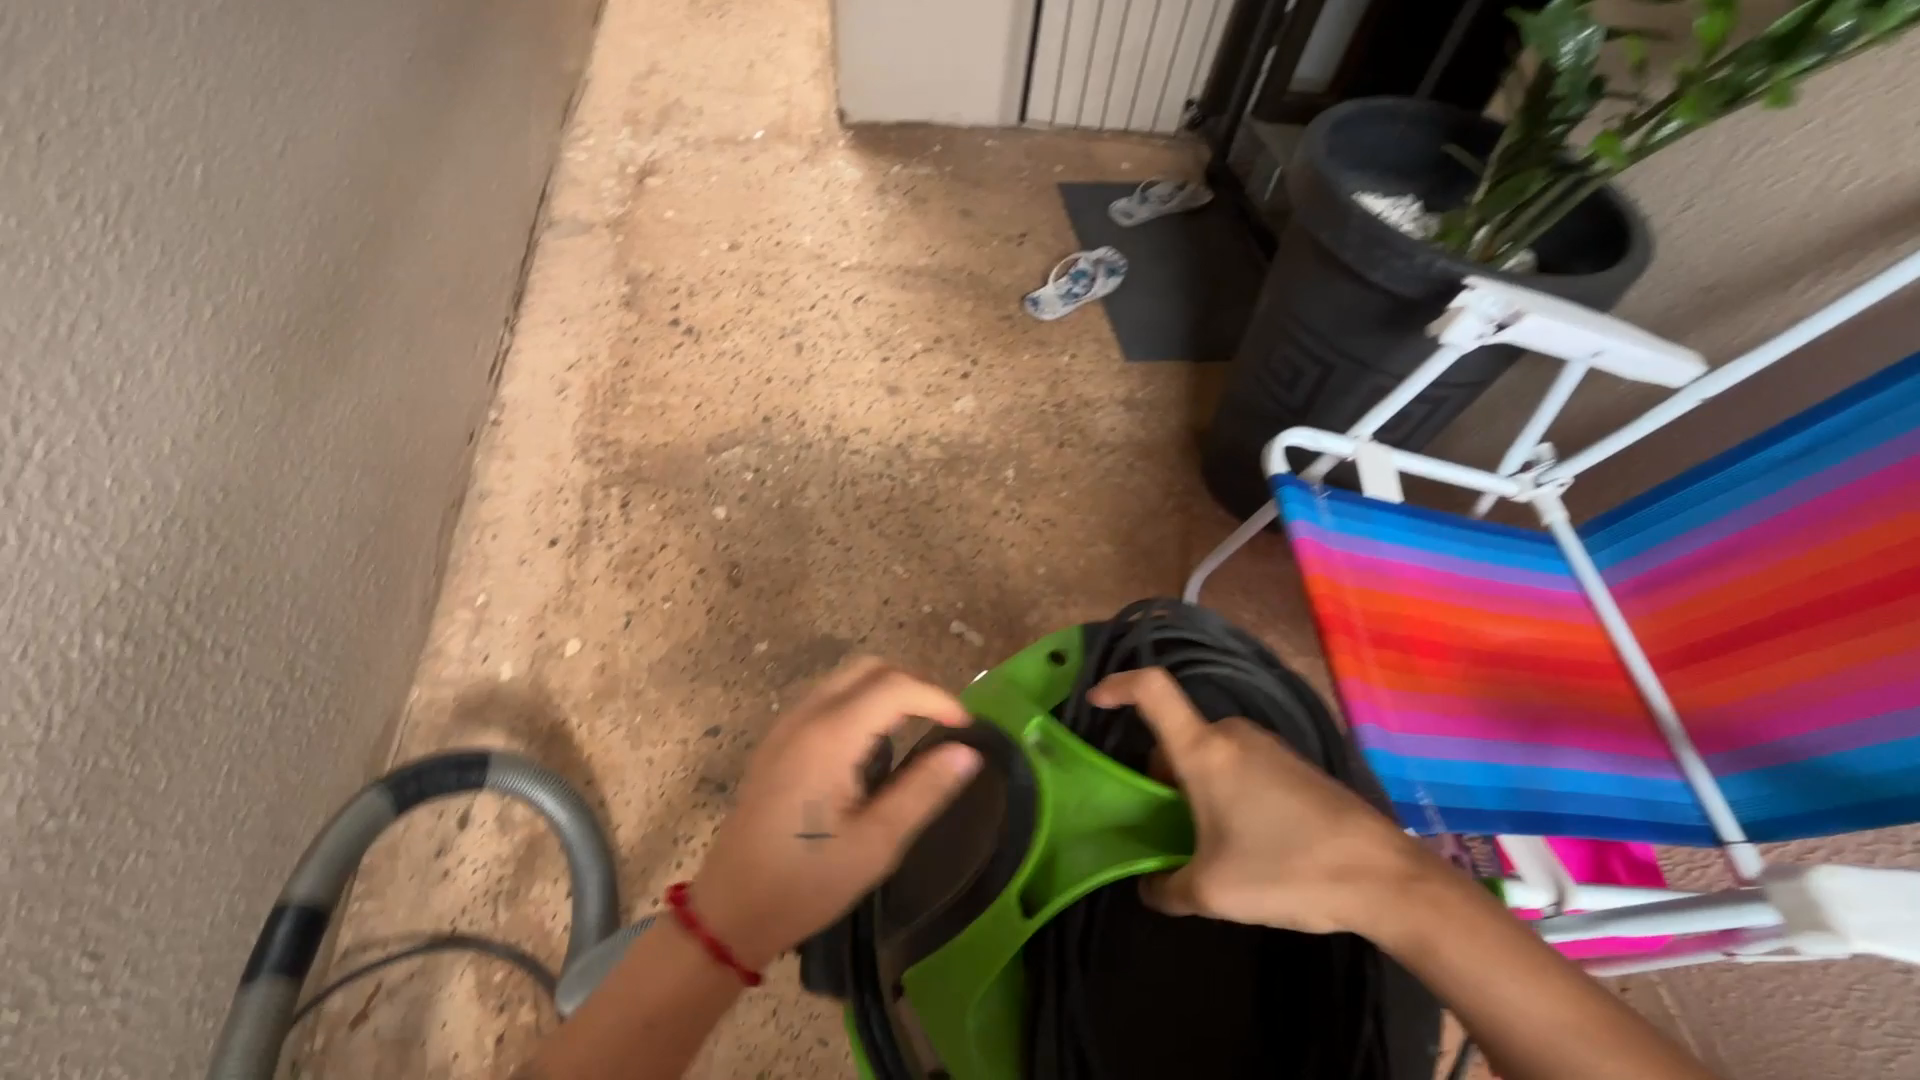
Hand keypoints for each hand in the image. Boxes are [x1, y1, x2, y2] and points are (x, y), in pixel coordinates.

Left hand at [688, 657, 983, 968]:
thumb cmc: (806, 883)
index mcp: (829, 737)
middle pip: (868, 668)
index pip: (895, 686)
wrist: (729, 911)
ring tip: (915, 731)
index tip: (966, 728)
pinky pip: (826, 699)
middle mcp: (804, 718)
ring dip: (886, 691)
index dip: (938, 698)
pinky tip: (872, 746)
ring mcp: (785, 727)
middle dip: (913, 685)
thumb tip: (968, 752)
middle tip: (942, 724)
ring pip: (845, 679)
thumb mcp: (877, 844)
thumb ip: (924, 790)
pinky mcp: (776, 742)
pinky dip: (860, 703)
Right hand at [1089, 668, 1429, 936]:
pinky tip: (1249, 841)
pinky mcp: (1297, 766)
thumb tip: (1149, 887)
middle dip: (1162, 777)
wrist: (1384, 879)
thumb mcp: (1212, 892)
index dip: (1117, 685)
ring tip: (1208, 844)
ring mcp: (1270, 748)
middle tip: (1165, 827)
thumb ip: (1166, 888)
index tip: (1095, 702)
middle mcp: (1234, 736)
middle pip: (1178, 739)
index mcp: (1204, 751)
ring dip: (1197, 788)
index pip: (1151, 690)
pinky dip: (1228, 791)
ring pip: (1211, 755)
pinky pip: (1242, 767)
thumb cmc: (1286, 871)